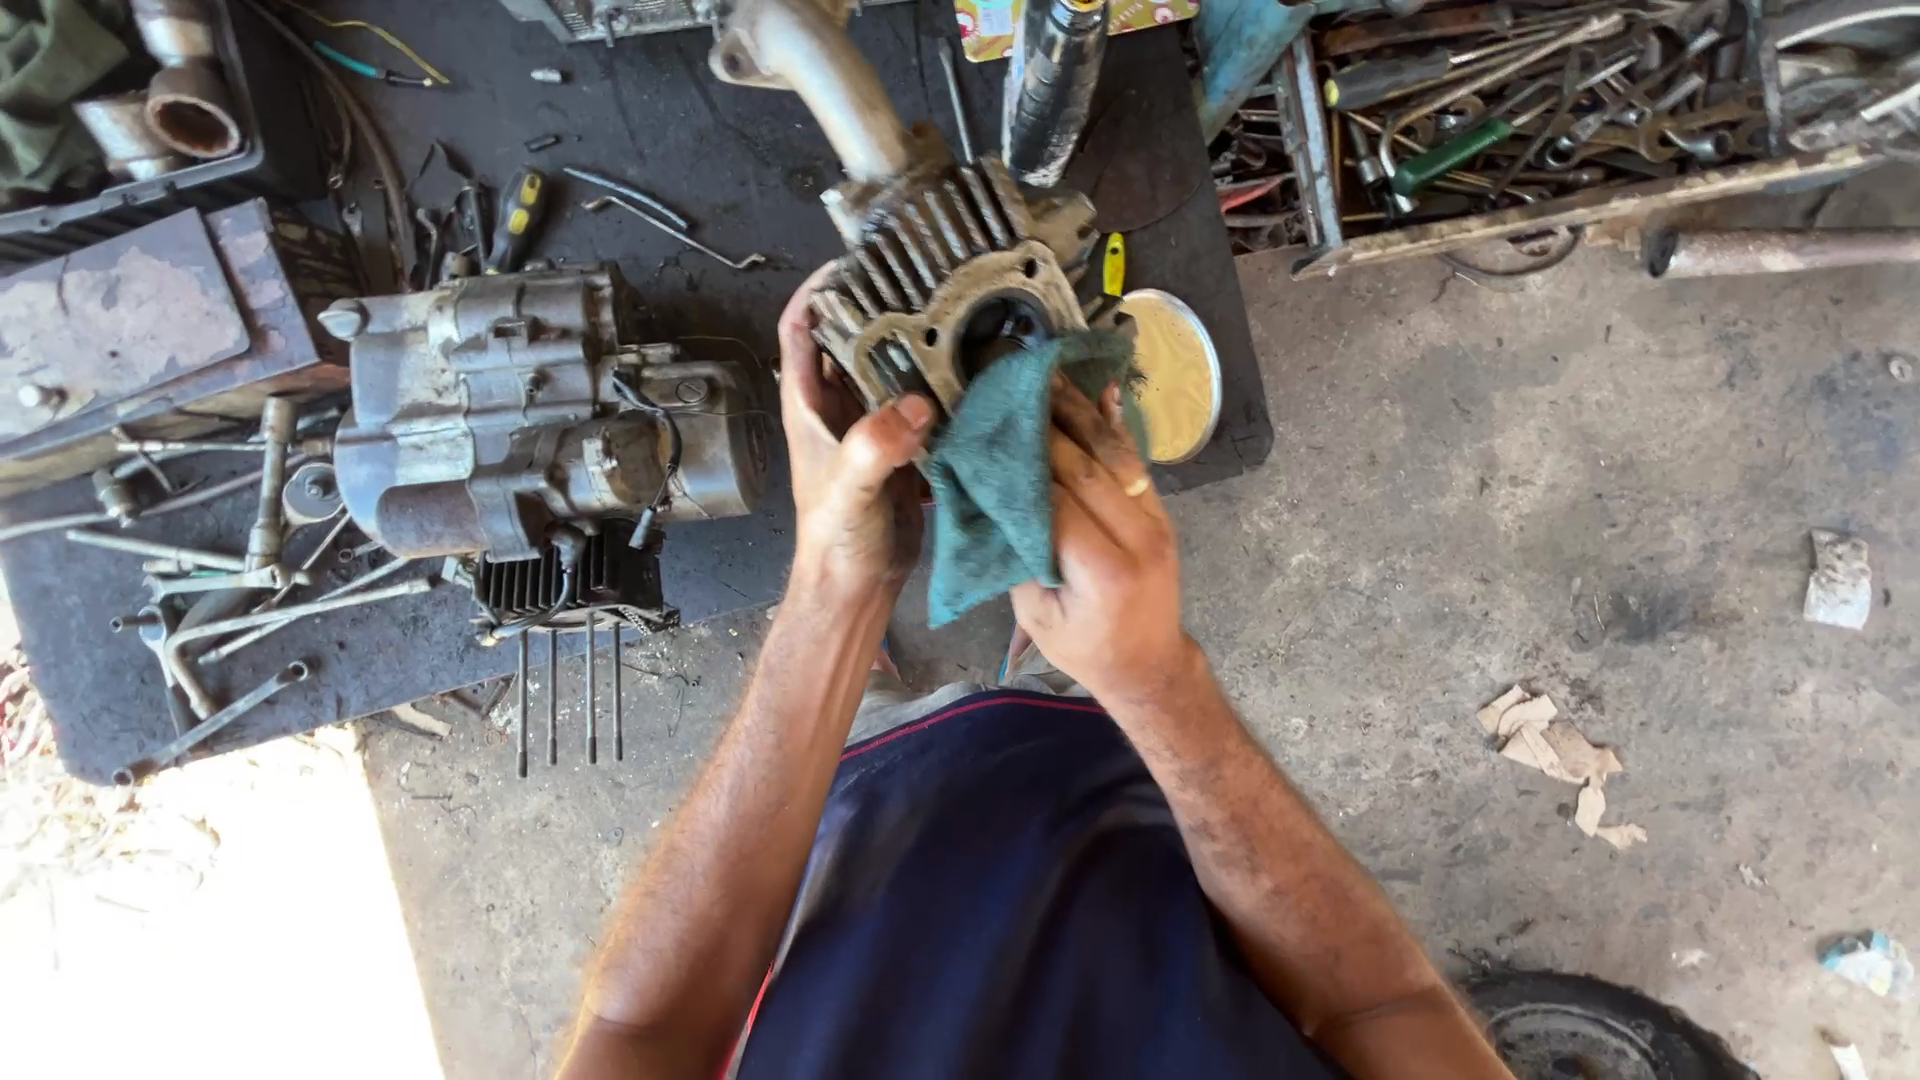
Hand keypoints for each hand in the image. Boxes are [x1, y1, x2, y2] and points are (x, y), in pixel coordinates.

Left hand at [778, 263, 933, 600]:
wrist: (859, 583)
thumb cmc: (836, 537)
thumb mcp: (847, 487)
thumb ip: (875, 446)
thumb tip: (918, 407)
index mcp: (809, 405)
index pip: (802, 329)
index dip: (819, 291)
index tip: (855, 262)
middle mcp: (838, 408)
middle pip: (854, 341)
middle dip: (881, 310)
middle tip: (925, 284)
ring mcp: (872, 426)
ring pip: (891, 371)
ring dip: (916, 349)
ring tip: (956, 319)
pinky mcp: (902, 447)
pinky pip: (921, 406)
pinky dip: (940, 390)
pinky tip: (971, 374)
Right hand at [1011, 378, 1199, 705]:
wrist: (1149, 664)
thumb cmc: (1086, 649)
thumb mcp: (1039, 615)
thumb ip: (1021, 553)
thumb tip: (996, 498)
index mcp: (1105, 572)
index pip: (1058, 502)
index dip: (1024, 467)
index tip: (991, 434)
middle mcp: (1138, 538)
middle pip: (1088, 468)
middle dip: (1047, 426)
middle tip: (1013, 389)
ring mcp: (1156, 522)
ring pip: (1116, 455)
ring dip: (1081, 414)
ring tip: (1050, 376)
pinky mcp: (1160, 512)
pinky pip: (1135, 461)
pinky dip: (1114, 425)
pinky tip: (1101, 390)